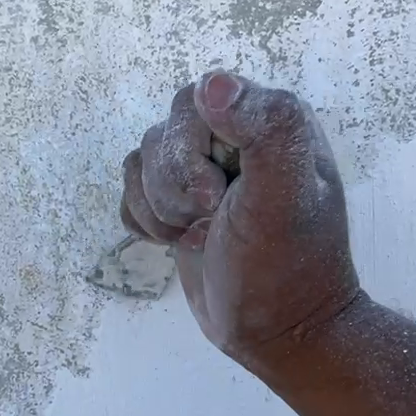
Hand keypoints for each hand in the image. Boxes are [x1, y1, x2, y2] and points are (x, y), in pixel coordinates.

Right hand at [120, 72, 361, 369]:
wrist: (275, 332)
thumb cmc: (286, 267)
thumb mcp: (284, 198)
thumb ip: (265, 129)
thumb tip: (213, 82)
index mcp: (267, 121)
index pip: (195, 101)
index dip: (190, 153)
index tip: (216, 197)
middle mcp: (231, 137)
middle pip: (161, 135)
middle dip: (174, 189)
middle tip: (212, 219)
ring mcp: (199, 172)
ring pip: (139, 164)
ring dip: (161, 211)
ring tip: (201, 234)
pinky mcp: (174, 204)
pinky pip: (129, 192)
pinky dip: (144, 223)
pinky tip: (179, 241)